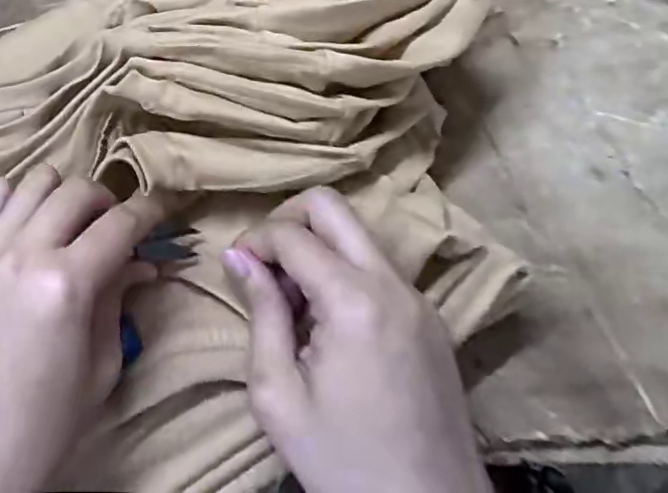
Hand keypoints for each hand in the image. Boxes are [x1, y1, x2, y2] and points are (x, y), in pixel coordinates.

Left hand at [0, 164, 161, 492]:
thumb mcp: (101, 365)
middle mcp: (25, 251)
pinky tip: (31, 220)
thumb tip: (142, 262)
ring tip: (74, 221)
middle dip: (107, 201)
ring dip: (64, 193)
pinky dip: (19, 196)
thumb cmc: (47, 420)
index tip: (161, 209)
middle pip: (77, 190)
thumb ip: (118, 298)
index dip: (148, 211)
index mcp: (65, 284)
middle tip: (117, 226)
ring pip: (35, 181)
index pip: (118, 224)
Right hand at [221, 188, 490, 492]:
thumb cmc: (343, 462)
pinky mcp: (432, 321)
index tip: (235, 267)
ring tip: (293, 297)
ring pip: (355, 232)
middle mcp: (394, 286)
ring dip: (315, 245)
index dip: (253, 240)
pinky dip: (341, 269)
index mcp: (355, 302)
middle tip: (264, 262)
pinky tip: (325, 318)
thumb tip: (237, 255)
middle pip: (331, 207)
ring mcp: (420, 301)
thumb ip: (260, 312)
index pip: (291, 233)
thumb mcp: (278, 394)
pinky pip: (376, 265)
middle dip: (285, 220)